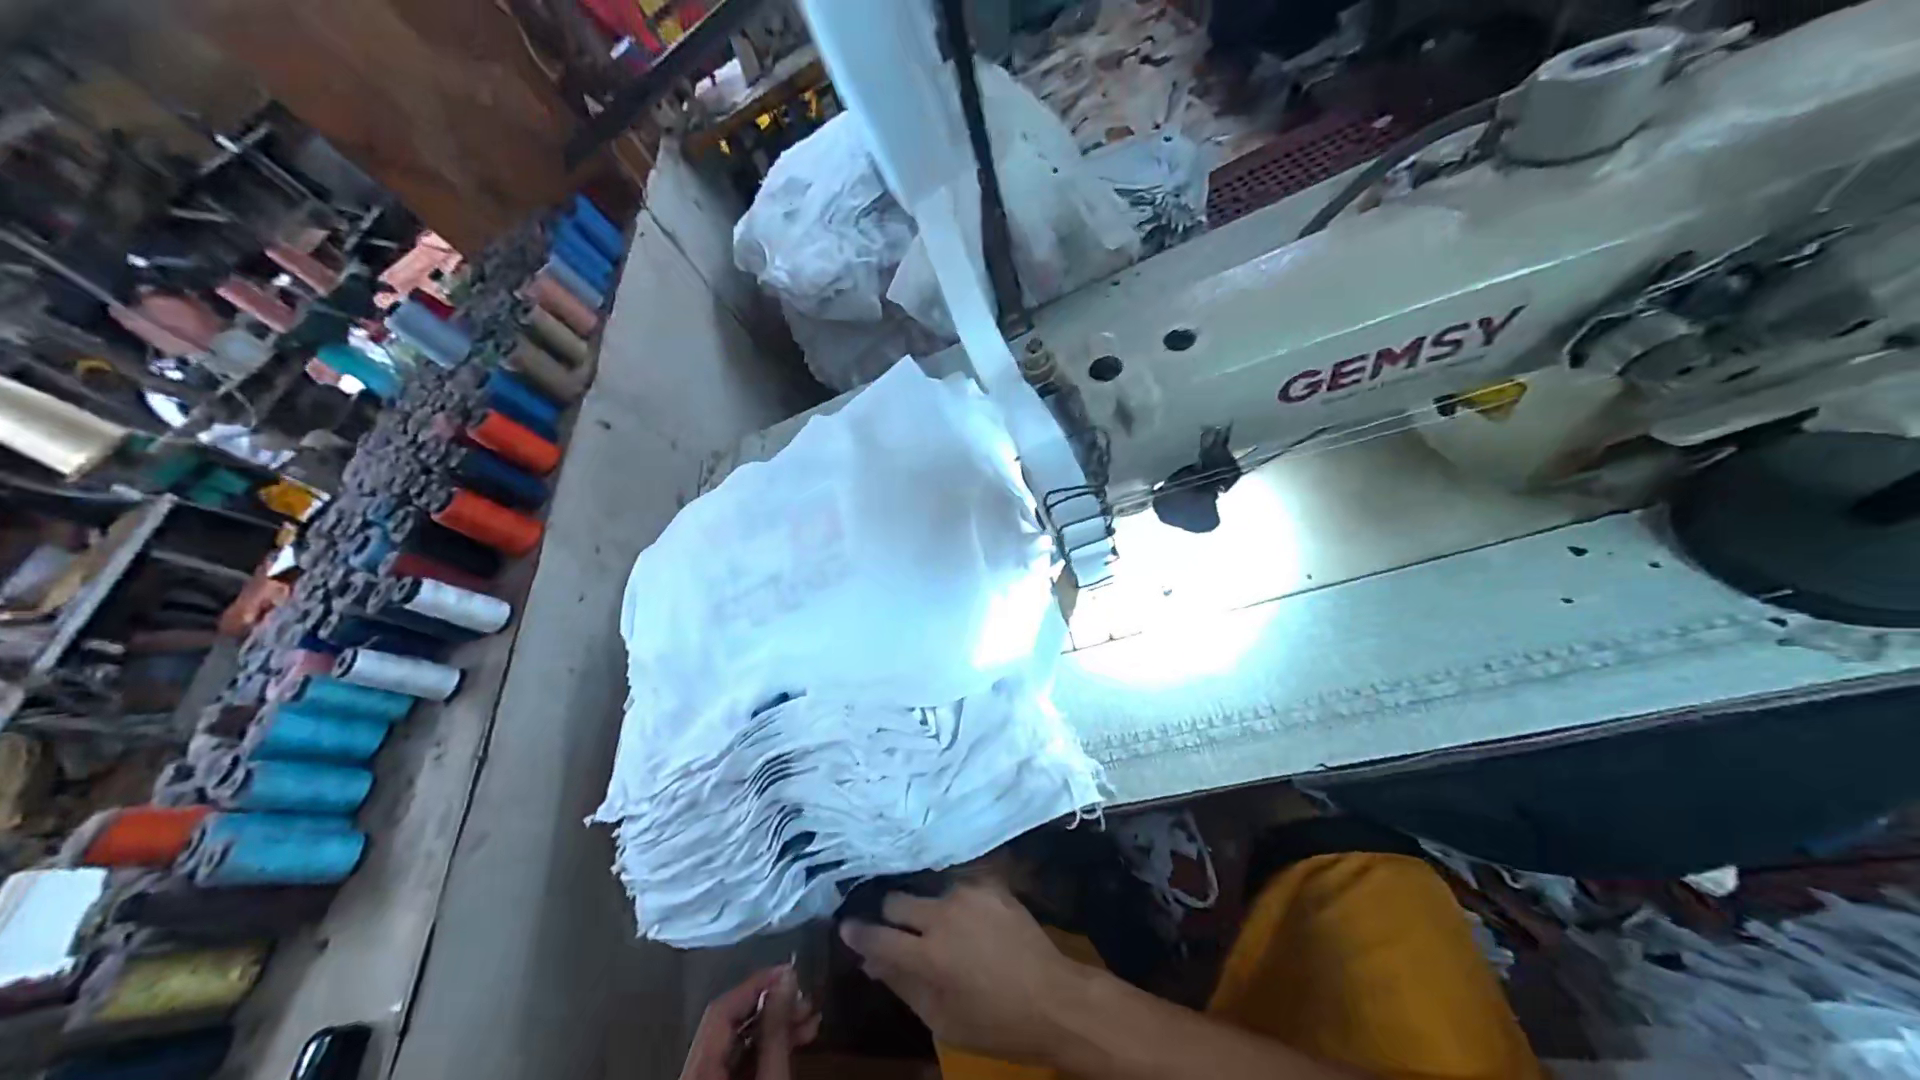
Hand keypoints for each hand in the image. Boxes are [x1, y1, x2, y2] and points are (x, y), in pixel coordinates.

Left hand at [679, 965, 820, 1079]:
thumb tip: (787, 977)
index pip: (721, 1010)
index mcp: (698, 1068)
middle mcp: (695, 1068)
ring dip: (776, 1025)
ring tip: (810, 1018)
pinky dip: (769, 1046)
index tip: (791, 970)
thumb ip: (776, 1031)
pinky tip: (799, 1037)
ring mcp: (706, 1078)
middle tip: (805, 998)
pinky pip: (742, 1059)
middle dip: (771, 1006)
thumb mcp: (772, 1079)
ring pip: (739, 1040)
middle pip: (730, 1023)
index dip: (756, 985)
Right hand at [839, 880, 1083, 1064]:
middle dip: (890, 916)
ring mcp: (969, 893)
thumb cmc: (996, 1022)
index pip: (877, 935)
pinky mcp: (991, 885)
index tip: (846, 928)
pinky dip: (953, 900)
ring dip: (923, 907)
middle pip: (896, 900)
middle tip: (896, 931)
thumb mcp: (942, 1020)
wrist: (1054, 998)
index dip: (857, 933)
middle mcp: (943, 914)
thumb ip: (902, 985)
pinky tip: (963, 916)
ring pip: (927, 889)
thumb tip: (871, 961)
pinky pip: (958, 884)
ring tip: (934, 924)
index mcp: (928, 955)